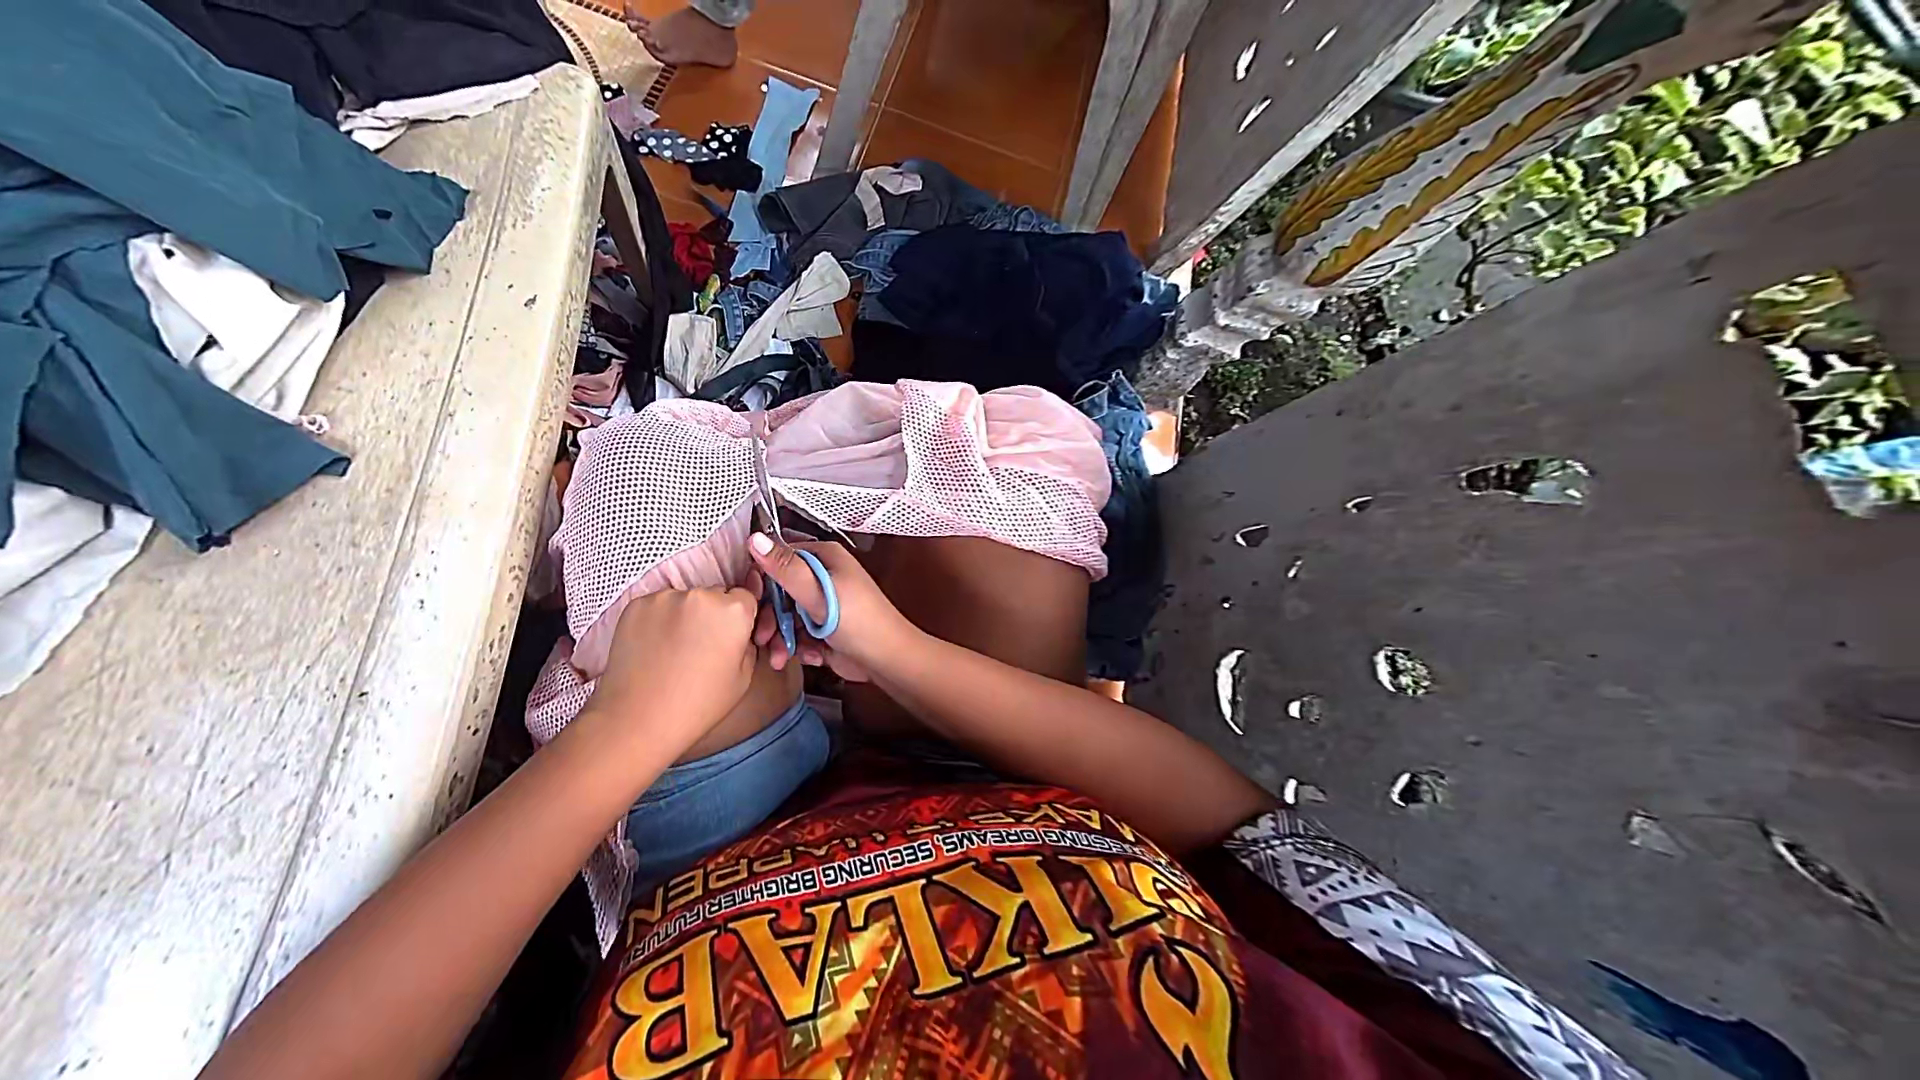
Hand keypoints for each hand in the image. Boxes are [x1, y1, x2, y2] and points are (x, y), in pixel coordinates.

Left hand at [577, 586, 760, 758]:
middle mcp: (701, 595)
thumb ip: (748, 642)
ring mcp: (665, 597)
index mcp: (734, 611)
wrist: (638, 720)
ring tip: (674, 650)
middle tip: (701, 646)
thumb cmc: (698, 705)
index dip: (739, 618)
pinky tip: (654, 648)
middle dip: (712, 614)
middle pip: (714, 595)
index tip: (729, 637)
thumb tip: (739, 631)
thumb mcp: (744, 677)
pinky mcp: (636, 605)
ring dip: (684, 616)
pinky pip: (657, 606)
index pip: (745, 597)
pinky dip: (658, 621)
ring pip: (684, 600)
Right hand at [748, 533, 918, 682]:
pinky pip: (799, 634)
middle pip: (779, 593)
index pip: (778, 560)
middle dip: (770, 619)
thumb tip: (757, 538)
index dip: (761, 583)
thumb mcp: (818, 593)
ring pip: (786, 617)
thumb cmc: (862, 623)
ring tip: (783, 656)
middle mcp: (823, 578)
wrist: (887, 660)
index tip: (750, 603)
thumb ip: (786, 568)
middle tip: (764, 637)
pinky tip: (812, 656)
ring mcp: (824, 604)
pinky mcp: (824, 627)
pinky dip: (800, 647)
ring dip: (782, 639)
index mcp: (824, 559)